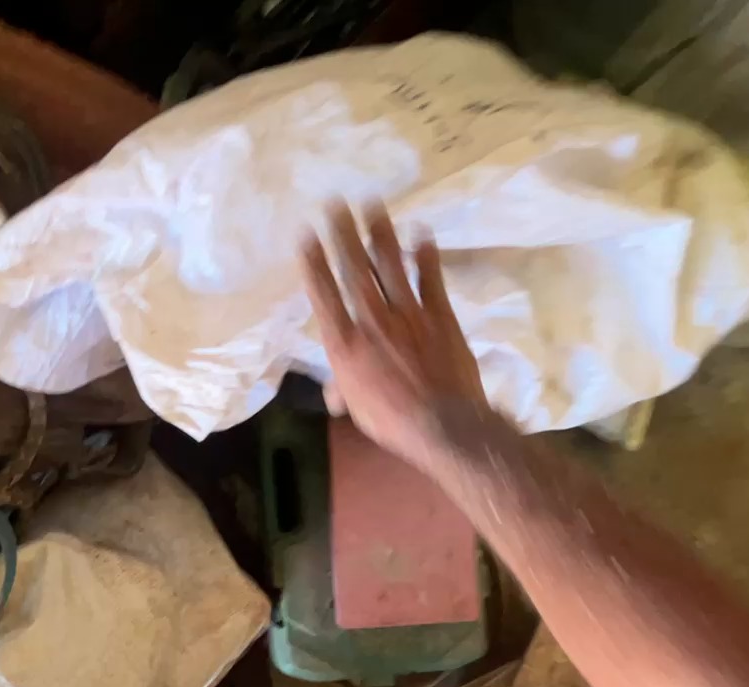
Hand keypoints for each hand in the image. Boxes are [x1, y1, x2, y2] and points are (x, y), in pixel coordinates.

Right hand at [301, 201, 494, 471]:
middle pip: (354, 269)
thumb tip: (336, 395)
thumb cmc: (391, 420)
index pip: (325, 294)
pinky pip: (430, 279)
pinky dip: (426, 256)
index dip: (314, 262)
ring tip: (372, 203)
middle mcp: (372, 320)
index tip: (307, 235)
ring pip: (389, 265)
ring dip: (379, 233)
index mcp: (345, 344)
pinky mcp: (439, 315)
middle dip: (342, 233)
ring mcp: (408, 314)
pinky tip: (422, 234)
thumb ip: (344, 391)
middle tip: (335, 202)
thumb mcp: (358, 408)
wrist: (441, 422)